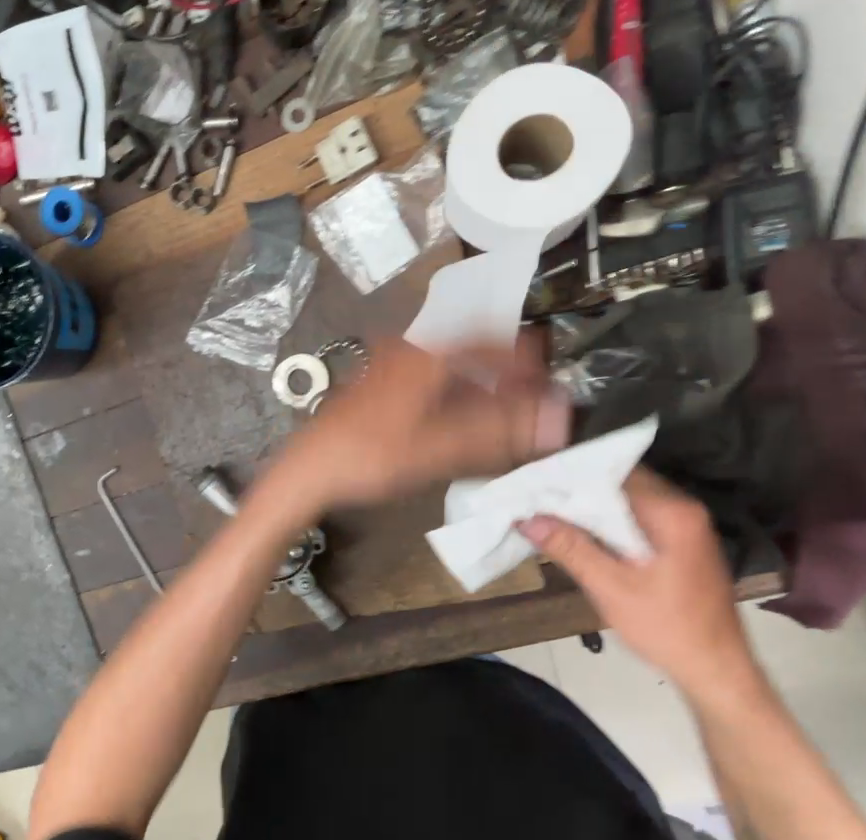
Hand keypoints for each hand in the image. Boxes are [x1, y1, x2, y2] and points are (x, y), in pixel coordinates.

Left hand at [262, 338, 567, 516]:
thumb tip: (559, 420)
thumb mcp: (441, 448)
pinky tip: (454, 422)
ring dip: (475, 384)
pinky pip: (423, 380)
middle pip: (469, 349)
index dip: (527, 357)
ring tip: (497, 412)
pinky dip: (448, 394)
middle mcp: (406, 352)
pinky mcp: (371, 389)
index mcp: (426, 356)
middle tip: (527, 396)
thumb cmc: (369, 458)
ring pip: (445, 366)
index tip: (548, 375)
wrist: (305, 472)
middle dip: (502, 371)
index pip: (493, 340)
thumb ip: (502, 432)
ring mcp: (385, 369)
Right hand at [518, 469, 758, 697]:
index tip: (532, 478)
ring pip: (627, 502)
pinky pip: (636, 520)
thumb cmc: (665, 627)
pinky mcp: (680, 544)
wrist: (715, 667)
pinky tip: (577, 532)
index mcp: (673, 513)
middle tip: (530, 493)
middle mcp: (684, 510)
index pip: (615, 474)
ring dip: (589, 507)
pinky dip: (606, 522)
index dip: (571, 474)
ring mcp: (685, 527)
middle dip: (576, 489)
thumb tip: (527, 518)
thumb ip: (570, 548)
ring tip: (544, 509)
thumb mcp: (610, 588)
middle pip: (622, 484)